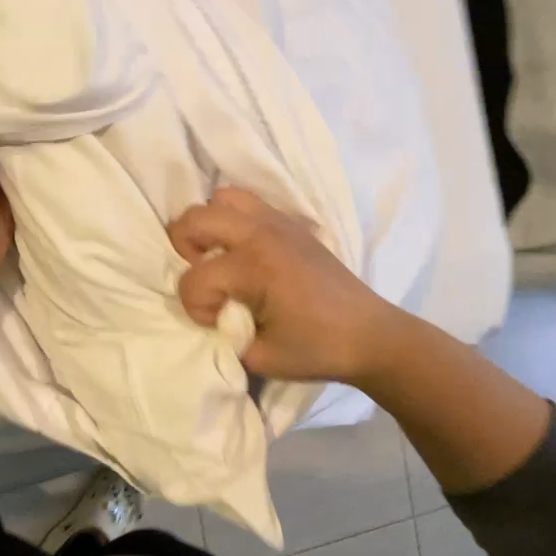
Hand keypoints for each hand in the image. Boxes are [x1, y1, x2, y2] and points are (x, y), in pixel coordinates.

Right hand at [168, 187, 393, 383]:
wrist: (369, 335)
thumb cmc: (317, 349)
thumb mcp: (259, 357)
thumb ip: (223, 335)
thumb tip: (211, 317)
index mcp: (255, 268)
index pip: (193, 278)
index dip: (196, 307)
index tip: (219, 323)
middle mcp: (262, 235)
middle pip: (194, 218)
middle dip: (185, 251)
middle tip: (205, 278)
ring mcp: (278, 222)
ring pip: (221, 198)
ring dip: (210, 227)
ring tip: (221, 257)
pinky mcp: (292, 223)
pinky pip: (248, 203)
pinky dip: (234, 221)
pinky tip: (244, 253)